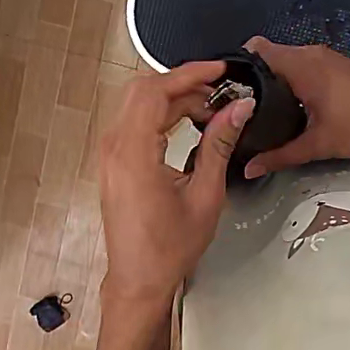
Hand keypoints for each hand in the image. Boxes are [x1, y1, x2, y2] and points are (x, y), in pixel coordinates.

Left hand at [97, 61, 254, 303]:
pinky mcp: (114, 162)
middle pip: (143, 91)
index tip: (220, 70)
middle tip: (220, 92)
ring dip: (175, 100)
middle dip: (184, 84)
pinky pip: (136, 122)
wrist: (139, 278)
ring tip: (212, 111)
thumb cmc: (171, 246)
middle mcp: (114, 148)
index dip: (189, 74)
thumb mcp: (205, 194)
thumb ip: (219, 145)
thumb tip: (239, 109)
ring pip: (139, 104)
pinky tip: (190, 124)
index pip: (155, 92)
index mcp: (134, 154)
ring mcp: (110, 155)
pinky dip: (163, 115)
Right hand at [242, 36, 349, 178]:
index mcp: (300, 64)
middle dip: (254, 81)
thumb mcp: (321, 144)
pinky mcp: (341, 67)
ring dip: (277, 84)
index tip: (227, 94)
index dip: (237, 67)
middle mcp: (311, 53)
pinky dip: (296, 84)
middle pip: (270, 57)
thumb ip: (281, 156)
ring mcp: (328, 57)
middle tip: (242, 111)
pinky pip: (307, 69)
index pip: (255, 48)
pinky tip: (296, 110)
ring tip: (264, 114)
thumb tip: (249, 169)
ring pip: (290, 64)